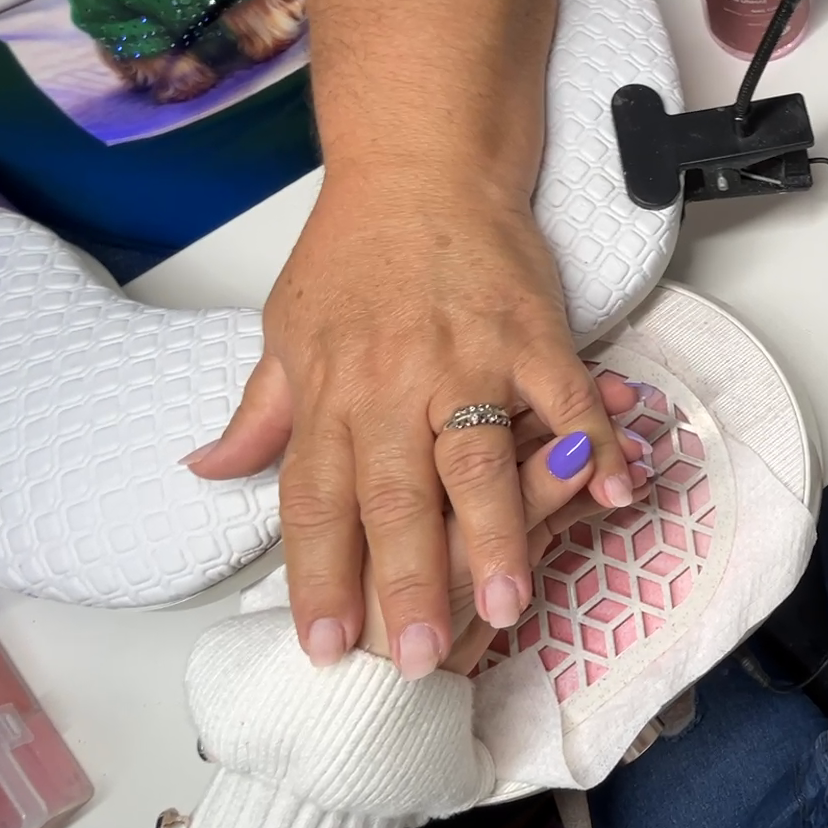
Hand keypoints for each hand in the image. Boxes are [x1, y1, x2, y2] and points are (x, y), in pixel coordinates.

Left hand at [188, 191, 636, 677]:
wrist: (424, 171)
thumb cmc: (360, 250)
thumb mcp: (288, 326)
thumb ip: (263, 408)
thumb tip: (210, 469)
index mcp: (333, 389)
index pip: (317, 500)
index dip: (321, 576)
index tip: (330, 646)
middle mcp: (397, 384)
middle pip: (398, 497)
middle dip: (409, 582)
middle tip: (421, 656)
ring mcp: (473, 359)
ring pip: (483, 461)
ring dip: (500, 535)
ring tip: (511, 602)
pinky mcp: (536, 335)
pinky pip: (569, 399)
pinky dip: (596, 446)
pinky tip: (617, 495)